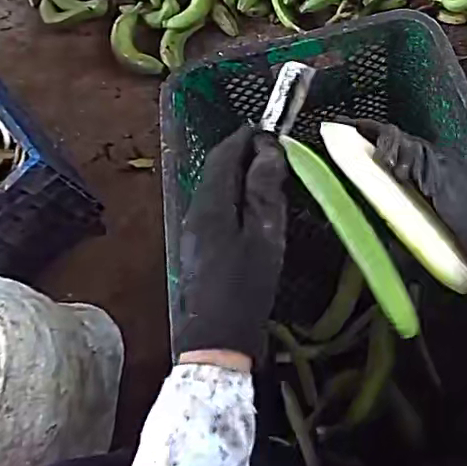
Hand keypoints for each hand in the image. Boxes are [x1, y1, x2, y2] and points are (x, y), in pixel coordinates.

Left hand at [174, 127, 287, 359]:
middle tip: (272, 149)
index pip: (224, 155)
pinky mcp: (198, 243)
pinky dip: (233, 192)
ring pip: (215, 186)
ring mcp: (194, 227)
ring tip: (268, 172)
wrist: (218, 337)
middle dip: (241, 152)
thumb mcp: (265, 235)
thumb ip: (264, 190)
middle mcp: (196, 209)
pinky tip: (252, 203)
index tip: (269, 129)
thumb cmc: (246, 285)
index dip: (246, 137)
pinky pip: (215, 203)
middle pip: (216, 168)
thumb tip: (267, 149)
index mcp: (211, 204)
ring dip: (238, 172)